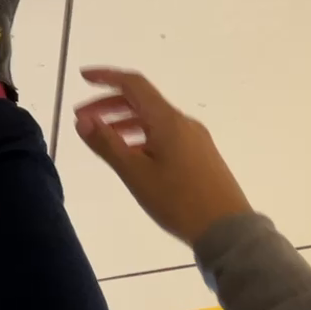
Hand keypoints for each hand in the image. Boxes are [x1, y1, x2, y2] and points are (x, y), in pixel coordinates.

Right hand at [73, 66, 253, 247]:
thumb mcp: (135, 173)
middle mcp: (182, 123)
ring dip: (123, 122)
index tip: (83, 77)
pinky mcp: (201, 156)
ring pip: (152, 119)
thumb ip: (106, 144)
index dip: (106, 77)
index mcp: (167, 120)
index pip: (133, 84)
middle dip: (108, 105)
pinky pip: (164, 134)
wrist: (229, 233)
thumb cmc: (178, 200)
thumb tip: (81, 120)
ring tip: (102, 138)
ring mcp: (195, 139)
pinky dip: (141, 136)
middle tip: (83, 119)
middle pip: (141, 101)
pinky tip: (131, 155)